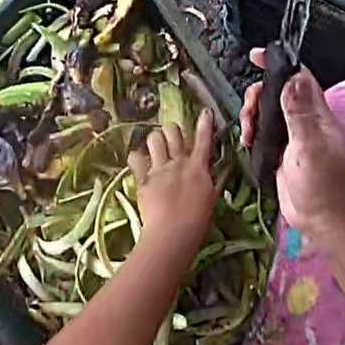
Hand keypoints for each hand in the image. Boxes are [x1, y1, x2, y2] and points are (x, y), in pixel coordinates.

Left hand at [128, 109, 218, 257]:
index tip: (204, 112)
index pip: (203, 140)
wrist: (173, 232)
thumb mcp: (210, 199)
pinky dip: (135, 158)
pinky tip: (137, 163)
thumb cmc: (197, 221)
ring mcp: (160, 168)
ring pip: (154, 139)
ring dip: (153, 140)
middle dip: (170, 130)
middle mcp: (179, 162)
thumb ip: (208, 182)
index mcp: (198, 168)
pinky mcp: (143, 178)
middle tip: (169, 139)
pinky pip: (135, 158)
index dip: (204, 123)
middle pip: (173, 132)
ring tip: (153, 149)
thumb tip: (208, 174)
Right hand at [237, 48, 344, 240]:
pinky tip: (247, 144)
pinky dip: (252, 132)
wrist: (322, 222)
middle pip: (277, 92)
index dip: (280, 63)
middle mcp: (305, 121)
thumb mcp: (309, 148)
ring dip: (252, 115)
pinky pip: (262, 132)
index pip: (299, 77)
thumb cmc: (322, 186)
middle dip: (257, 95)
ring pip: (267, 111)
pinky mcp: (281, 153)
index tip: (256, 56)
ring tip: (248, 134)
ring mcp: (292, 137)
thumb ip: (299, 114)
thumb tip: (292, 78)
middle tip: (249, 114)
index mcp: (317, 115)